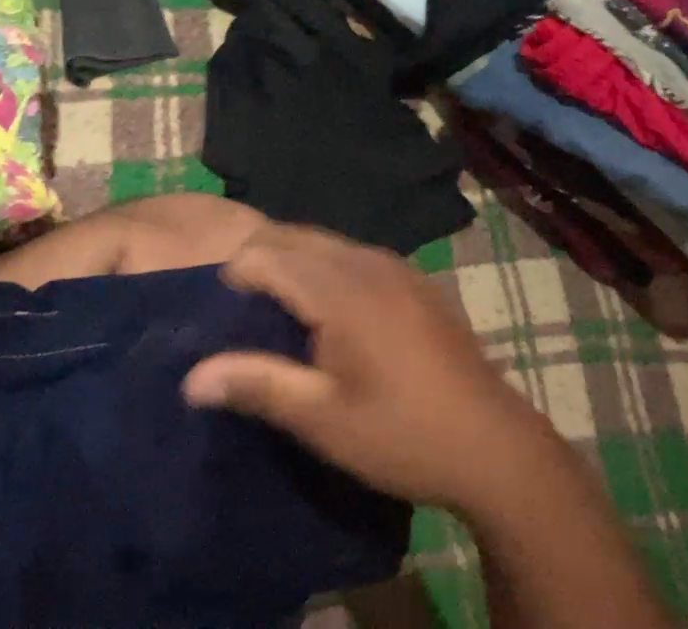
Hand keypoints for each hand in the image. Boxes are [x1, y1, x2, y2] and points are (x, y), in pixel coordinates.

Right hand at [182, 225, 554, 509]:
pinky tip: (327, 313)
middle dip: (256, 261)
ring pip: (322, 241)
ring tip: (276, 311)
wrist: (499, 451)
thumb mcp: (322, 420)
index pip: (264, 255)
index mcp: (341, 290)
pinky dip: (323, 266)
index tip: (221, 319)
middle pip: (291, 236)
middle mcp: (367, 263)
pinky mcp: (416, 281)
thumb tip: (189, 378)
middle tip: (240, 312)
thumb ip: (255, 385)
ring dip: (290, 261)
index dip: (232, 278)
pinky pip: (352, 254)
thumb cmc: (403, 436)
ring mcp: (398, 268)